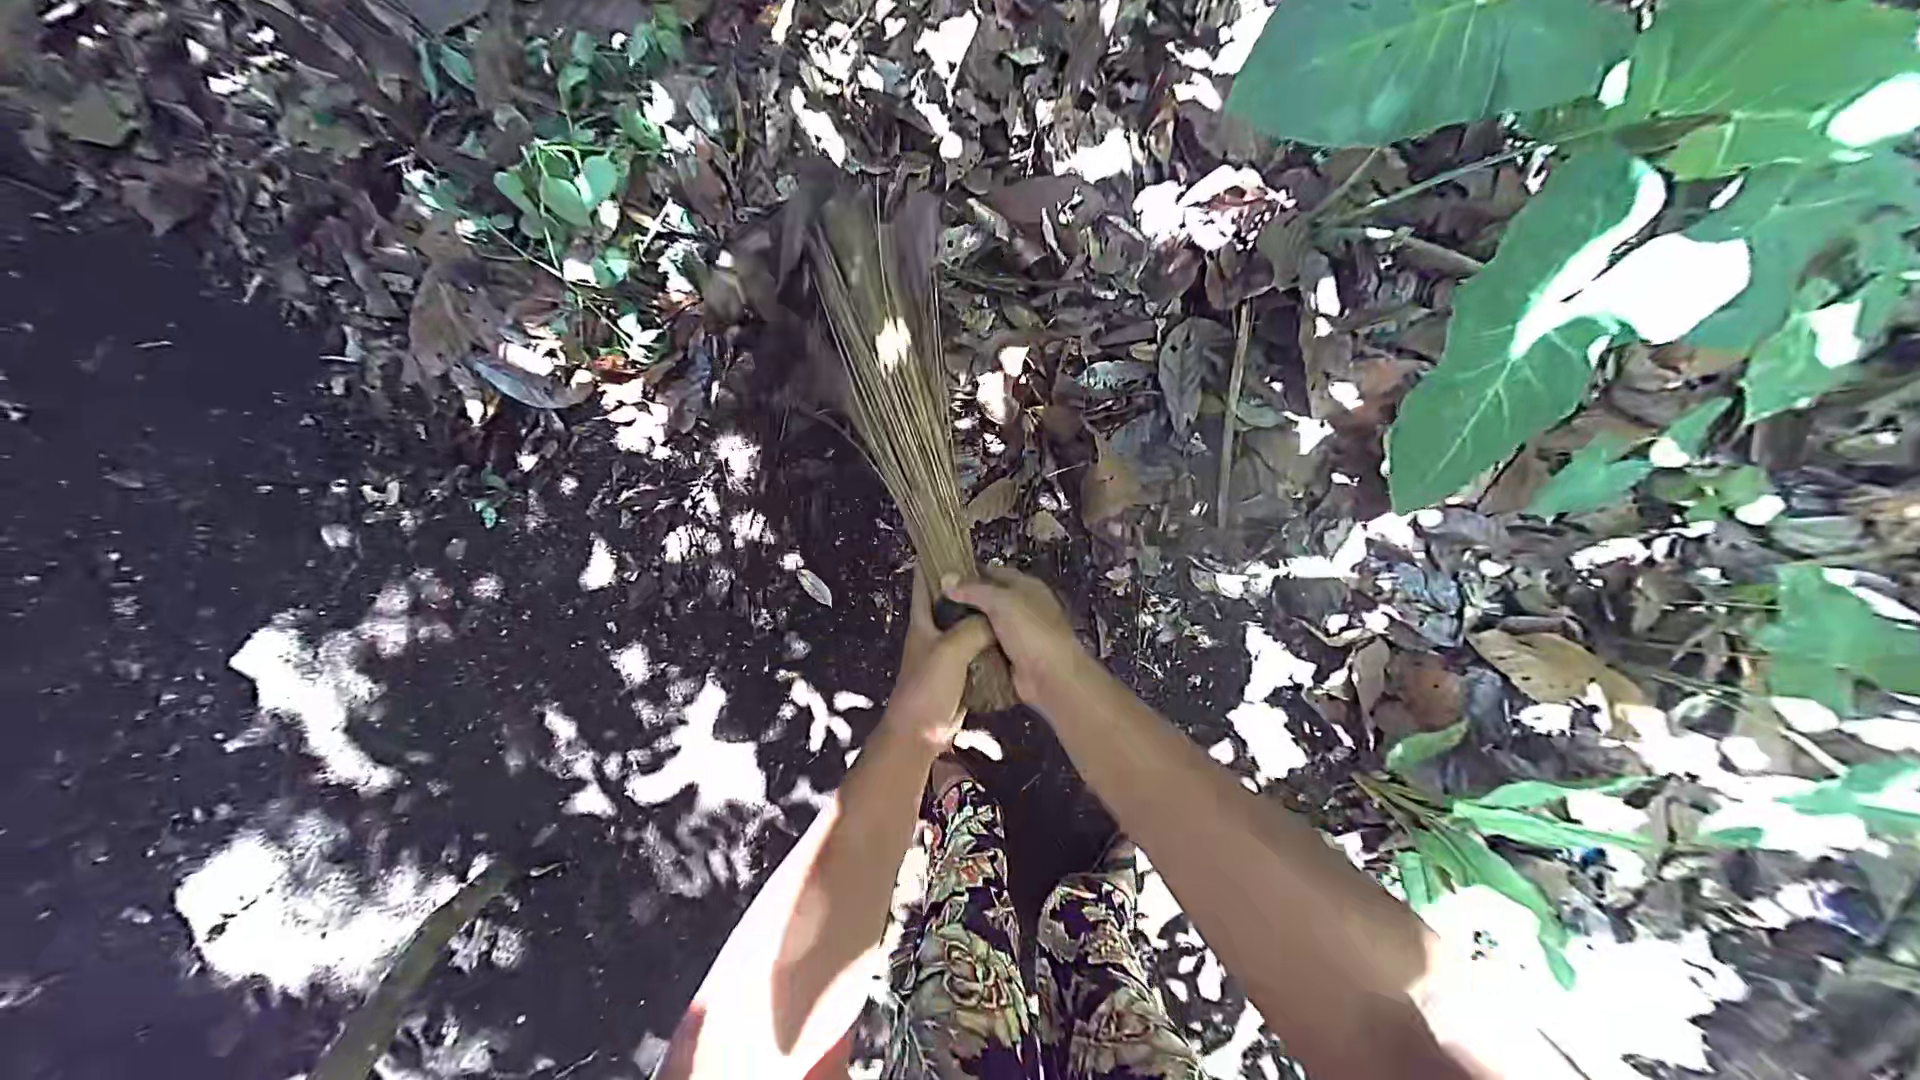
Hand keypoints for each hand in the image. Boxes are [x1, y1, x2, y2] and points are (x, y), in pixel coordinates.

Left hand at [886, 568, 993, 748]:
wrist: (921, 732)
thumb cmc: (928, 686)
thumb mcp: (950, 650)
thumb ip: (973, 628)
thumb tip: (995, 617)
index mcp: (922, 621)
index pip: (924, 582)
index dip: (933, 561)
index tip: (952, 542)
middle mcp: (932, 632)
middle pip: (948, 601)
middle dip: (966, 585)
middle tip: (994, 571)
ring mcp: (945, 653)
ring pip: (964, 625)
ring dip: (980, 614)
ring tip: (1006, 599)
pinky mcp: (958, 672)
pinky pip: (975, 649)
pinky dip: (988, 640)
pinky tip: (1007, 634)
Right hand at [943, 566, 1092, 704]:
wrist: (1051, 677)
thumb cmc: (1030, 631)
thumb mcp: (1001, 602)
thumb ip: (973, 590)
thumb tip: (946, 578)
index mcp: (1027, 586)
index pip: (995, 573)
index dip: (970, 574)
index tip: (944, 581)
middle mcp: (1023, 607)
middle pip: (989, 600)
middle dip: (965, 602)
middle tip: (935, 604)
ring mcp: (1018, 634)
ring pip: (985, 625)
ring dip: (967, 627)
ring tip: (937, 625)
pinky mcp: (1011, 657)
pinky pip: (987, 647)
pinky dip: (973, 647)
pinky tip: (952, 646)